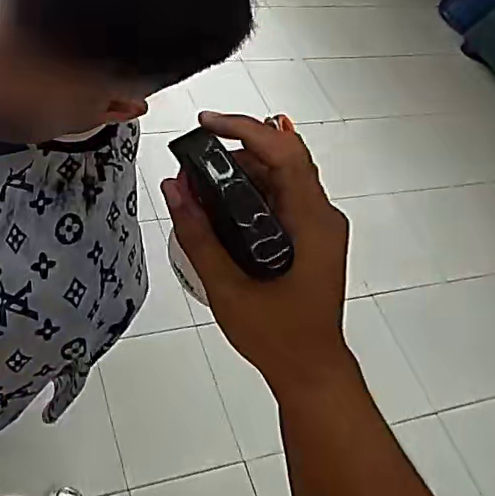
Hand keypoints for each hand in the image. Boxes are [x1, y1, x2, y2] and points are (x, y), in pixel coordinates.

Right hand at [161, 112, 355, 398]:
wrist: (311, 371)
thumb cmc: (278, 337)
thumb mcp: (228, 287)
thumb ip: (198, 235)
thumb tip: (173, 189)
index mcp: (312, 222)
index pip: (285, 153)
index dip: (245, 129)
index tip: (206, 124)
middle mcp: (321, 215)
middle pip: (278, 160)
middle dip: (231, 153)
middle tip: (189, 166)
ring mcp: (317, 225)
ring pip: (276, 177)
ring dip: (235, 173)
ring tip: (194, 189)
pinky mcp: (308, 235)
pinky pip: (277, 197)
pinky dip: (245, 193)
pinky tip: (214, 209)